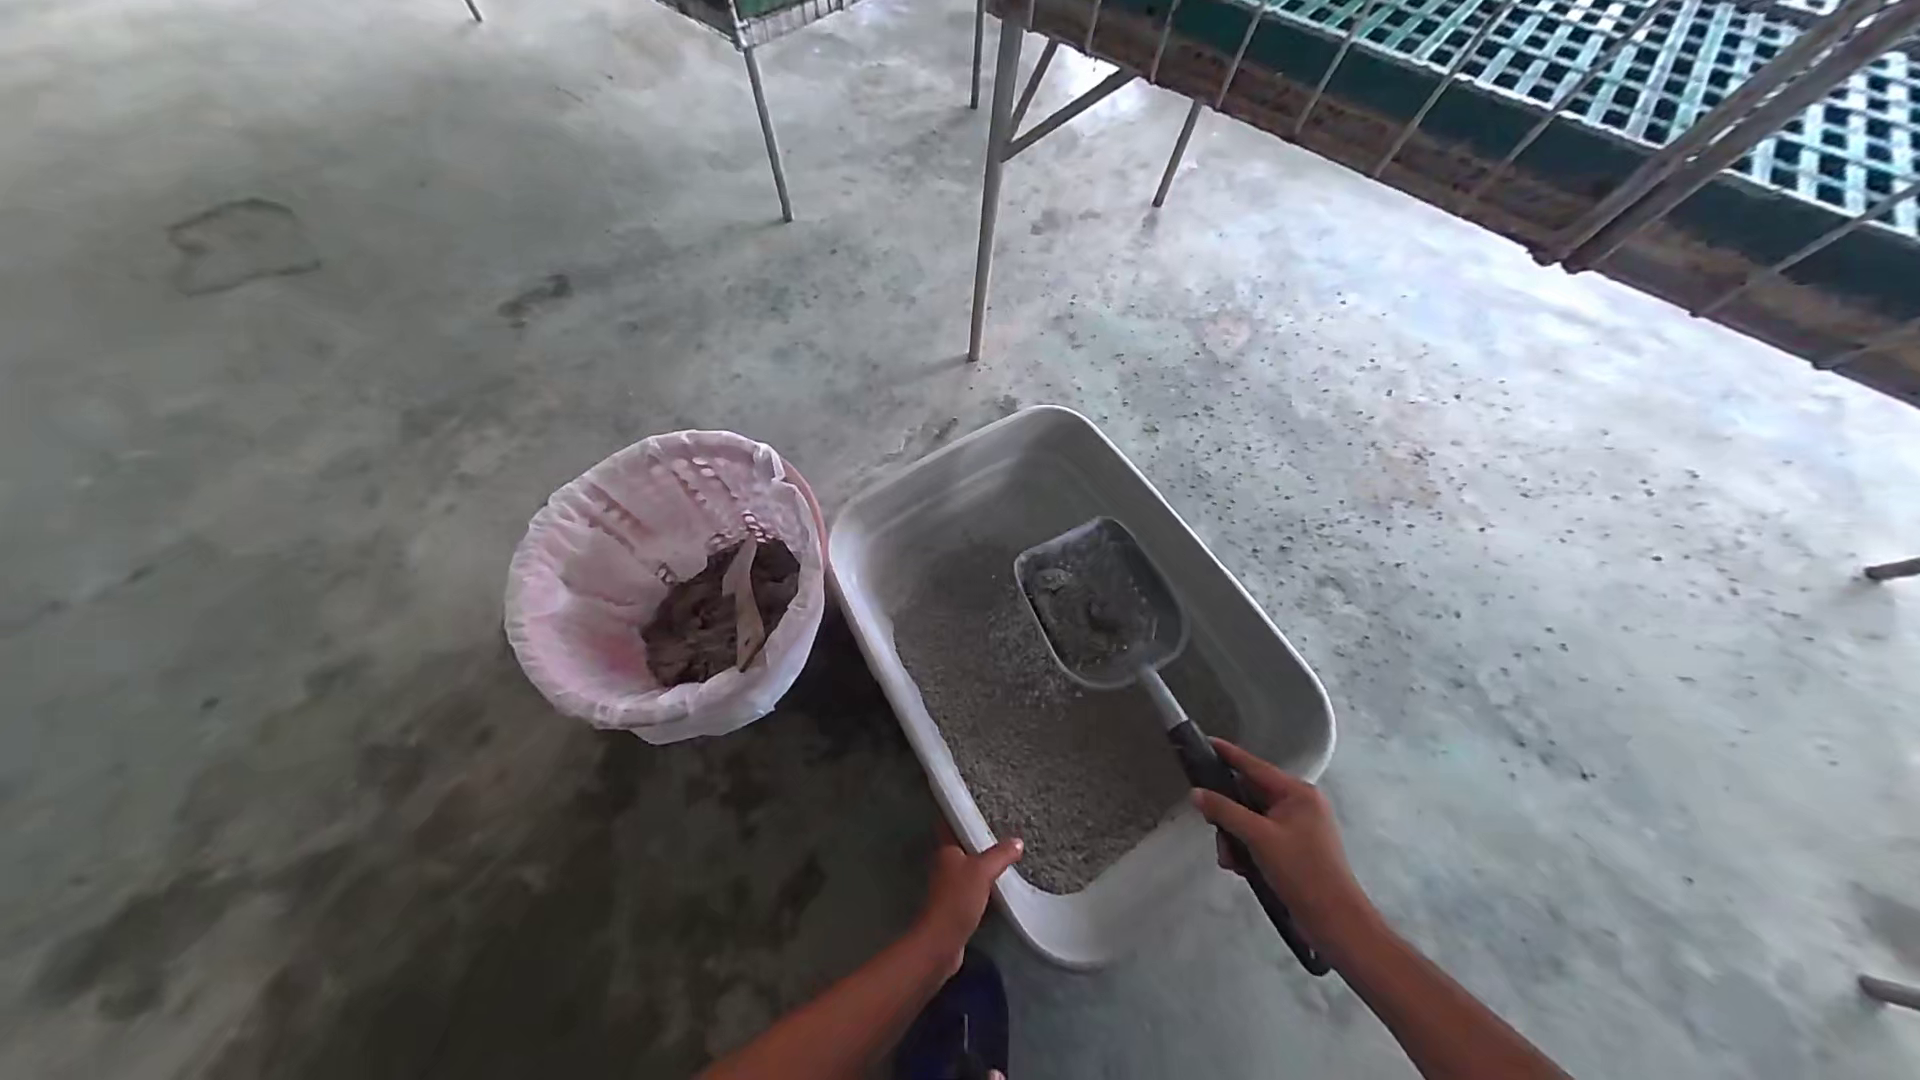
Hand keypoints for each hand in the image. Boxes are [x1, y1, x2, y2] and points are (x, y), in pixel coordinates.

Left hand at [914, 821, 1022, 974]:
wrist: (942, 942)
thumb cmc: (957, 899)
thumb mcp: (983, 871)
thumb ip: (1000, 855)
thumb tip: (1018, 841)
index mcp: (946, 850)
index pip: (950, 823)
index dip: (961, 814)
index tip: (978, 806)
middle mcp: (944, 864)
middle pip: (962, 846)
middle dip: (978, 840)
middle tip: (1001, 831)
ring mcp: (948, 886)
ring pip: (968, 868)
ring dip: (983, 865)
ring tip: (1005, 856)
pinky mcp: (955, 906)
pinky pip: (973, 888)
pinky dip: (985, 886)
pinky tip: (1000, 886)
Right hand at [1190, 738, 1369, 939]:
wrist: (1336, 924)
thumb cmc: (1302, 872)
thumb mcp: (1258, 837)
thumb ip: (1224, 811)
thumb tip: (1196, 793)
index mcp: (1298, 793)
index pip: (1255, 766)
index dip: (1229, 754)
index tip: (1206, 742)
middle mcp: (1299, 806)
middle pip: (1248, 796)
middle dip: (1228, 815)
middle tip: (1212, 827)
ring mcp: (1296, 829)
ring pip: (1249, 820)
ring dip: (1234, 838)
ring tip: (1231, 859)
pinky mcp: (1292, 850)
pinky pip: (1258, 838)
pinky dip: (1246, 850)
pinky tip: (1241, 867)